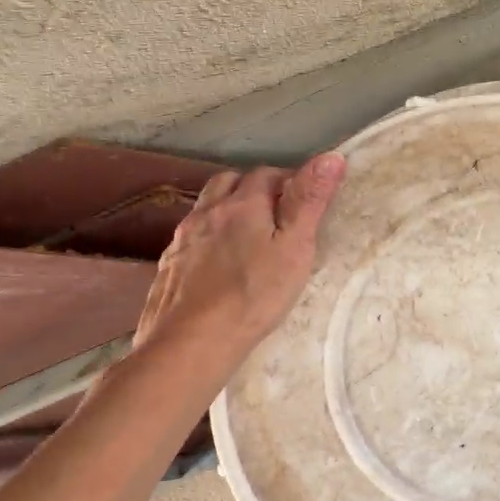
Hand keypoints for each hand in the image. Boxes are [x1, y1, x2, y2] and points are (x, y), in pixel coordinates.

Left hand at [135, 153, 346, 375]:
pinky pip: (192, 237)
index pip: (267, 173)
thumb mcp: (296, 246)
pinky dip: (211, 238)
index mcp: (242, 205)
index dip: (289, 180)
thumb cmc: (255, 293)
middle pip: (228, 182)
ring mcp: (182, 241)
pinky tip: (222, 264)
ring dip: (229, 210)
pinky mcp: (168, 267)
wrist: (191, 344)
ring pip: (207, 209)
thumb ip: (310, 200)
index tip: (306, 202)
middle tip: (278, 213)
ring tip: (251, 238)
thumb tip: (331, 156)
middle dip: (254, 187)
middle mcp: (207, 214)